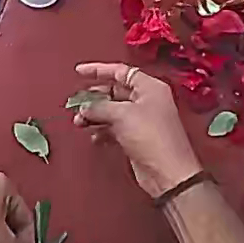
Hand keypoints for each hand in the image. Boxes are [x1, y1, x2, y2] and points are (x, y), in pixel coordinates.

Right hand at [73, 62, 203, 199]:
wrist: (167, 172)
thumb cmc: (152, 137)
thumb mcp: (122, 115)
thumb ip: (99, 107)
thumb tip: (84, 107)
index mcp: (149, 88)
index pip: (120, 71)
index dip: (99, 70)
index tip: (80, 71)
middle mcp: (146, 101)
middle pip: (115, 91)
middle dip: (94, 97)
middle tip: (76, 103)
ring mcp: (142, 120)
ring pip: (112, 111)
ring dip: (95, 115)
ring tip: (79, 121)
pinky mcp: (136, 138)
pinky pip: (114, 128)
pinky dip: (102, 131)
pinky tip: (93, 136)